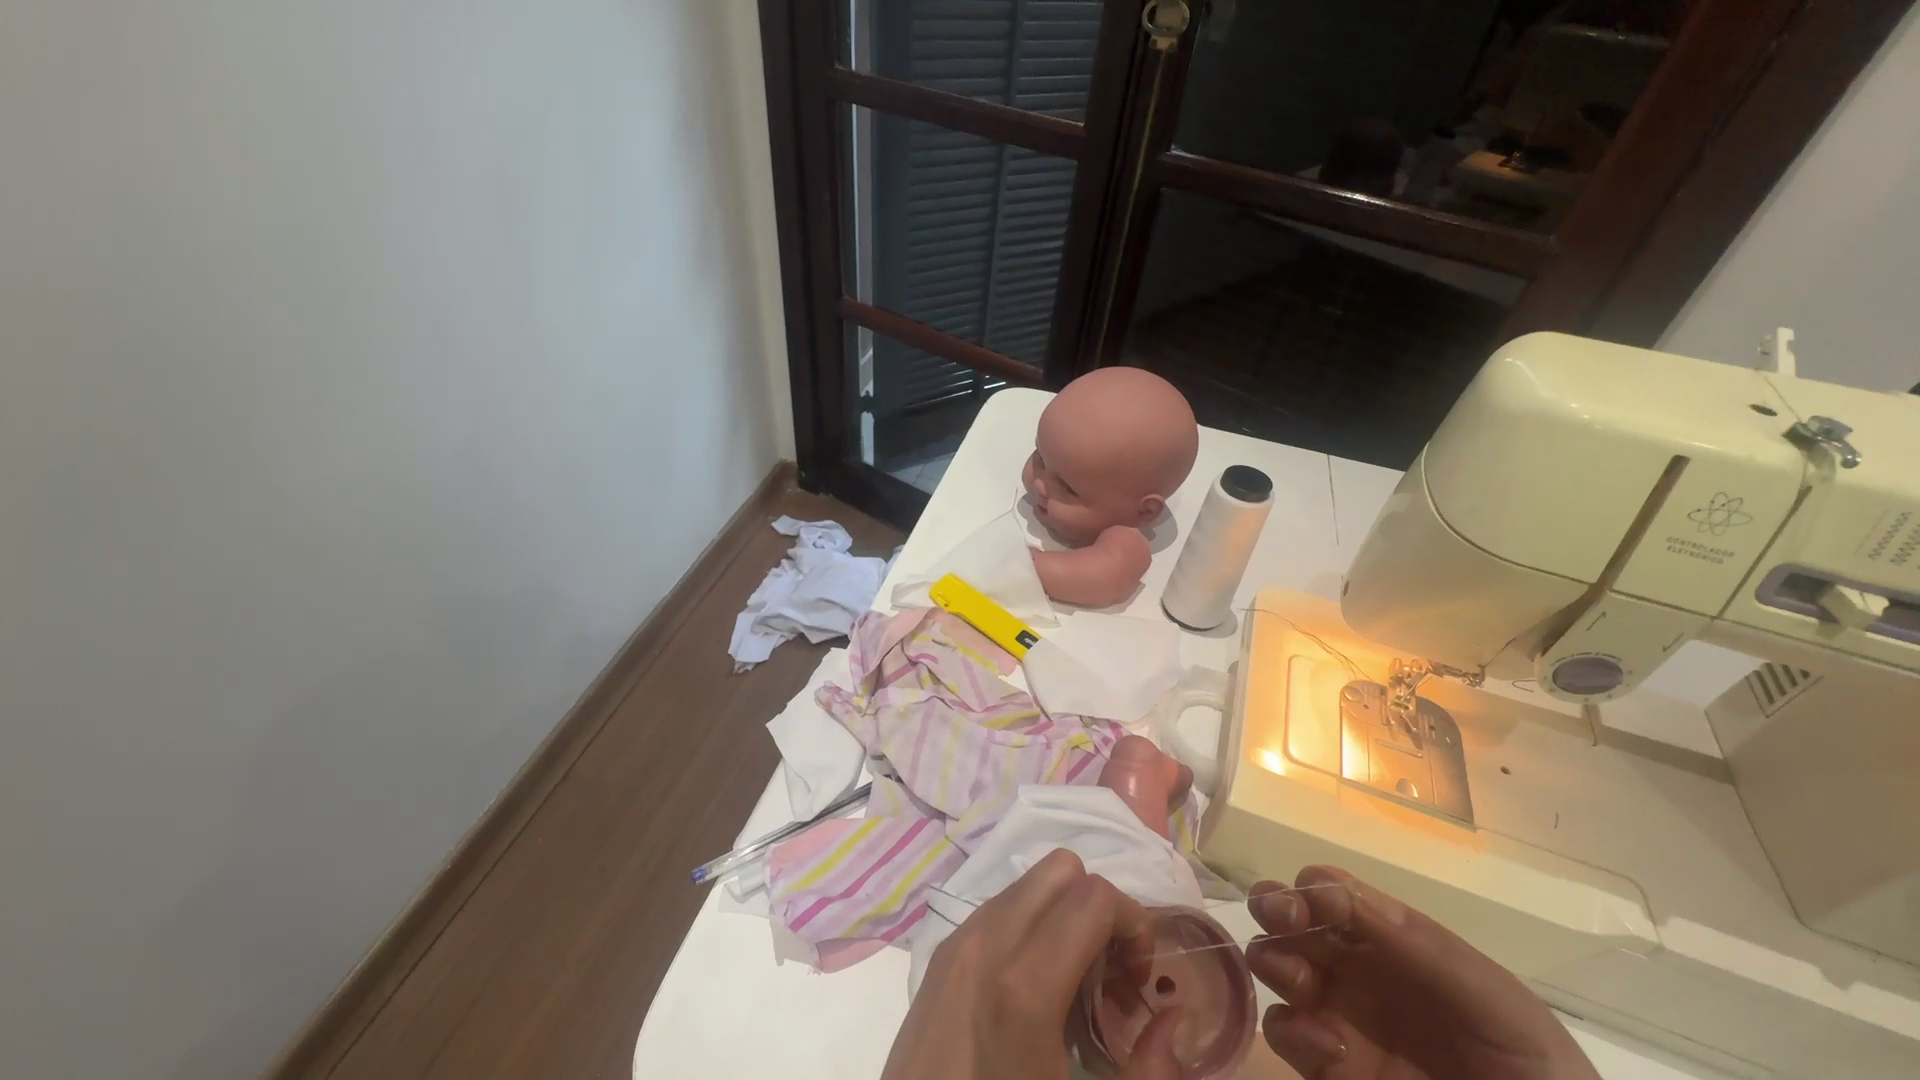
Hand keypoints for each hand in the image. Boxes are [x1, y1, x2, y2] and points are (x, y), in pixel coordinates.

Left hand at [881, 849, 1180, 1079]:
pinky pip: (997, 906)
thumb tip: (1172, 1018)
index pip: (1094, 895)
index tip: (1139, 978)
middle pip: (1061, 870)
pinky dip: (1030, 925)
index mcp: (1023, 985)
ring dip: (1064, 915)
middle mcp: (986, 944)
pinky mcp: (937, 955)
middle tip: (1113, 972)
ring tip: (1075, 983)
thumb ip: (1148, 1070)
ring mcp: (956, 943)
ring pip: (1027, 882)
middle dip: (1100, 910)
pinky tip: (1033, 988)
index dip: (1134, 924)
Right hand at [1248, 866, 1600, 1079]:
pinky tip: (1326, 1045)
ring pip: (1275, 966)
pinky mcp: (1326, 1070)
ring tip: (1298, 980)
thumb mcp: (1495, 1001)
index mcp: (1395, 943)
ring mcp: (1337, 1019)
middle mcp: (1356, 971)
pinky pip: (1282, 1033)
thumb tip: (1343, 892)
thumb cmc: (1533, 1068)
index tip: (1317, 899)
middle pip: (1292, 919)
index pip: (1338, 894)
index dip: (1319, 887)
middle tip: (1282, 916)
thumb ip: (1425, 948)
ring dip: (1272, 958)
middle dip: (1276, 905)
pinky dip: (1289, 1029)